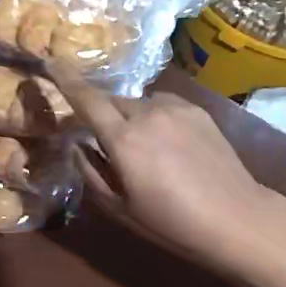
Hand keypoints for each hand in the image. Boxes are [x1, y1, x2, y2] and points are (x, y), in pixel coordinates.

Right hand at [54, 79, 285, 267]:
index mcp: (124, 139)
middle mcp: (147, 113)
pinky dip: (153, 116)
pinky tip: (165, 141)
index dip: (65, 80)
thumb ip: (92, 172)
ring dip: (129, 116)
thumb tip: (78, 146)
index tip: (50, 63)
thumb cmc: (172, 223)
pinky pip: (162, 104)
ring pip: (138, 102)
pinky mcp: (198, 110)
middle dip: (100, 112)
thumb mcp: (121, 208)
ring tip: (141, 146)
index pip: (87, 100)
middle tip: (103, 139)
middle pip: (112, 101)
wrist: (236, 217)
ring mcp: (176, 108)